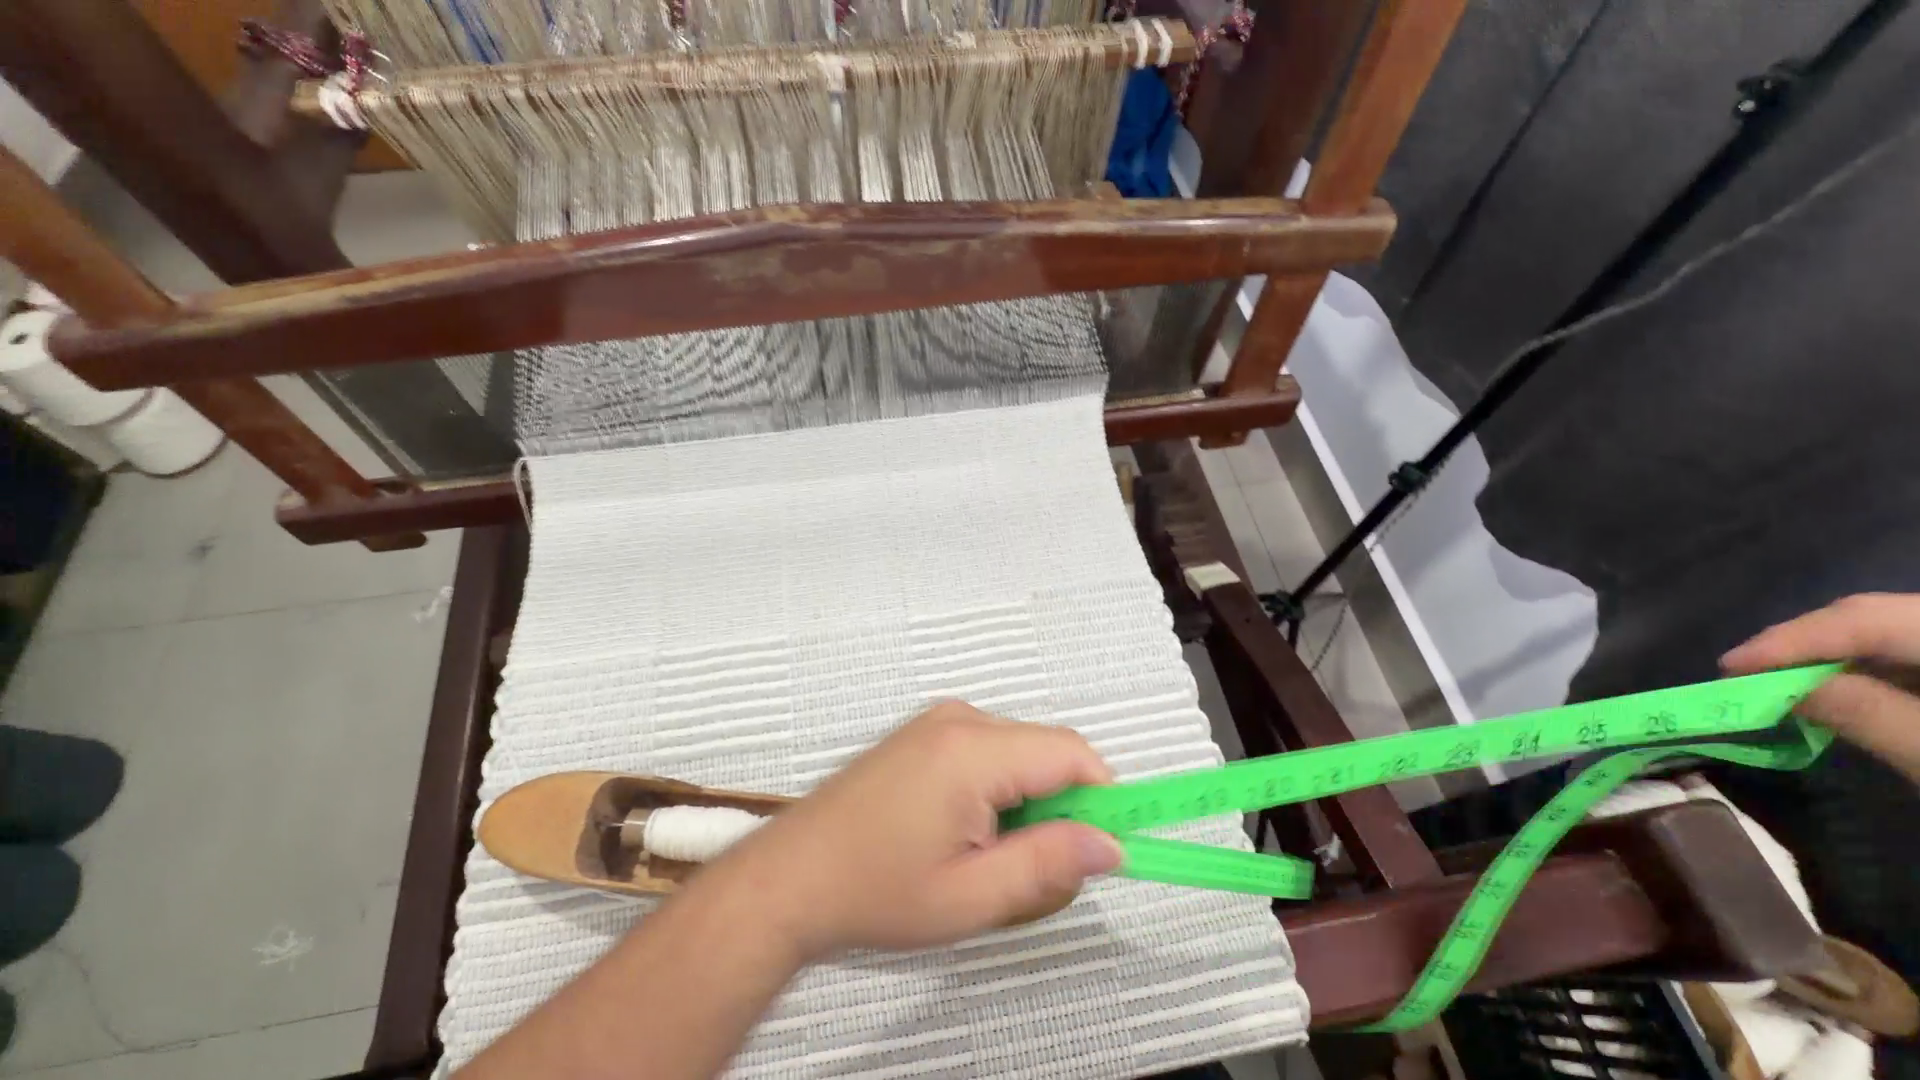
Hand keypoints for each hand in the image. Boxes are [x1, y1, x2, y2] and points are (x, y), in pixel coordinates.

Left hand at [688, 703, 1123, 960]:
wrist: (790, 877)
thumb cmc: (873, 890)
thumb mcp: (972, 896)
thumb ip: (1049, 865)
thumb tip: (1109, 844)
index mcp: (972, 751)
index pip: (1072, 754)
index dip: (1104, 798)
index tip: (1106, 848)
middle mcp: (957, 720)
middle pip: (1047, 752)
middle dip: (1060, 808)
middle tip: (1034, 870)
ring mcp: (935, 723)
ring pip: (1019, 755)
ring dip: (1026, 803)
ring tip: (986, 859)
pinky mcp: (922, 735)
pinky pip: (987, 752)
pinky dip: (997, 791)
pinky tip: (962, 835)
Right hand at [1723, 593, 1919, 782]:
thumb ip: (1864, 713)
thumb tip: (1778, 687)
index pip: (1864, 621)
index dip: (1791, 640)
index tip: (1728, 667)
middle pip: (1872, 616)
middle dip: (1802, 642)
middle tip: (1743, 672)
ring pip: (1884, 628)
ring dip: (1825, 652)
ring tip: (1776, 677)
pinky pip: (1902, 647)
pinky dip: (1861, 662)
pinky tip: (1833, 682)